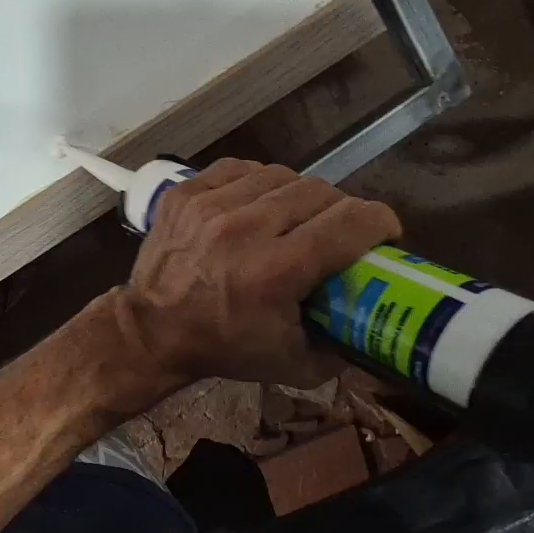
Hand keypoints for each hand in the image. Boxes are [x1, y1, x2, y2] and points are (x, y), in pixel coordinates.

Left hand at [108, 158, 400, 387]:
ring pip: (281, 176)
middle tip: (337, 233)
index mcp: (276, 270)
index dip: (380, 224)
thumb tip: (382, 325)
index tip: (382, 236)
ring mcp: (210, 206)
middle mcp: (244, 229)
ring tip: (295, 219)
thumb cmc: (223, 347)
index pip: (351, 222)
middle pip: (320, 193)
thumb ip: (344, 348)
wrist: (151, 330)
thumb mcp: (293, 364)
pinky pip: (240, 168)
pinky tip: (258, 204)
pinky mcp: (185, 193)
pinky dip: (257, 183)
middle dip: (341, 211)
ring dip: (298, 195)